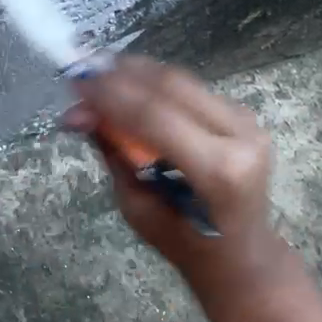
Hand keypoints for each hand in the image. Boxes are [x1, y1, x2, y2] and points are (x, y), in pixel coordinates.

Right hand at [66, 56, 279, 280]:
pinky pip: (188, 87)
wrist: (241, 252)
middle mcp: (240, 136)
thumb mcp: (137, 206)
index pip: (155, 117)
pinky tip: (124, 79)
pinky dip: (152, 80)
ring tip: (97, 70)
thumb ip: (113, 153)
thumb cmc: (186, 242)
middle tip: (80, 72)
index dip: (110, 96)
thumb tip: (77, 114)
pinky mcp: (242, 113)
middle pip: (169, 87)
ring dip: (134, 71)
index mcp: (219, 171)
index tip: (74, 84)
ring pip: (179, 79)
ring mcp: (246, 121)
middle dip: (119, 76)